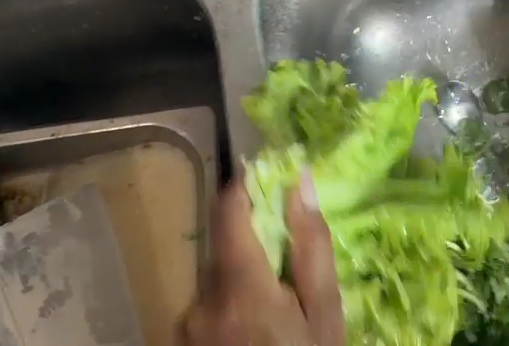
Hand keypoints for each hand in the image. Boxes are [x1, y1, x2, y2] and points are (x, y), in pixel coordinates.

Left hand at [180, 170, 343, 345]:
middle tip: (283, 275)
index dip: (244, 185)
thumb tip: (300, 179)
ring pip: (213, 281)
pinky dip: (225, 312)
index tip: (263, 179)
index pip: (227, 210)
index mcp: (239, 287)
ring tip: (269, 319)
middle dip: (250, 249)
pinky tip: (250, 337)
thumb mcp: (324, 313)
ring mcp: (184, 332)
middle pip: (222, 248)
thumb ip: (311, 244)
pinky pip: (203, 311)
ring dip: (237, 284)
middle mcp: (200, 304)